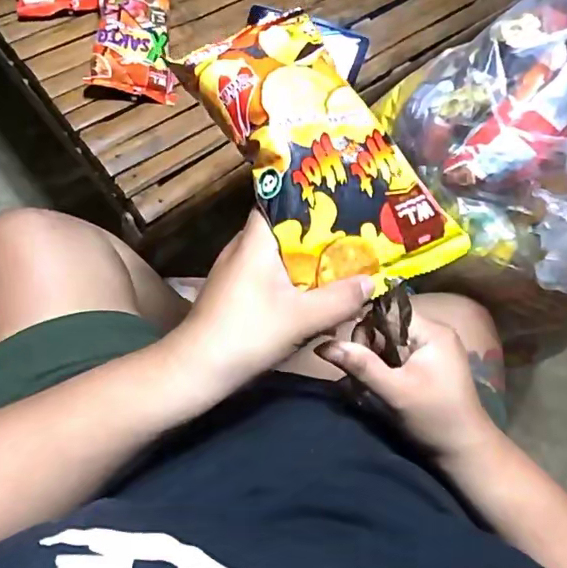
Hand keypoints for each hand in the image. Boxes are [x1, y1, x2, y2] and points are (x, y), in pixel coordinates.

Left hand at [170, 210, 374, 389]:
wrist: (196, 368)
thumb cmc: (247, 333)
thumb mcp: (302, 318)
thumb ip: (340, 299)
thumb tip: (370, 281)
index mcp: (256, 239)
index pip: (281, 201)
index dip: (312, 199)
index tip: (344, 203)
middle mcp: (243, 247)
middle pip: (286, 230)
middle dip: (320, 236)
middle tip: (357, 238)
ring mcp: (235, 271)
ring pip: (279, 257)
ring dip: (308, 264)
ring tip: (344, 265)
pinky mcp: (234, 293)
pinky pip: (270, 277)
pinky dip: (293, 283)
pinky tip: (315, 297)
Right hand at [316, 311, 502, 461]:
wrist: (464, 451)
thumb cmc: (434, 418)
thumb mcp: (394, 392)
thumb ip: (361, 365)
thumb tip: (324, 346)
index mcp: (432, 331)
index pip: (387, 310)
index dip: (364, 326)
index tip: (349, 350)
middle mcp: (433, 332)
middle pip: (386, 324)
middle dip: (366, 345)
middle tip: (357, 373)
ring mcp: (431, 347)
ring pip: (388, 340)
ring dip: (372, 357)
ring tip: (364, 381)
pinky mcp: (427, 363)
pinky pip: (396, 353)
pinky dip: (382, 365)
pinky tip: (375, 383)